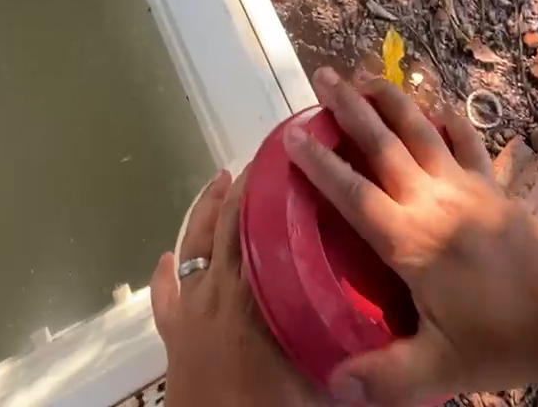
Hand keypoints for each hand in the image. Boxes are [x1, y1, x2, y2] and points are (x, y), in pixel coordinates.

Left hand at [150, 169, 328, 406]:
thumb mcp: (318, 377)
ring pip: (194, 244)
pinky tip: (168, 256)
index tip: (281, 162)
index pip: (255, 226)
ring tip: (220, 180)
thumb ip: (340, 342)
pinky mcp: (171, 333)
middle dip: (241, 189)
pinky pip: (165, 293)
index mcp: (251, 293)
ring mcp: (189, 308)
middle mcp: (216, 289)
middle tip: (259, 163)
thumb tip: (372, 316)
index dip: (265, 191)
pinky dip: (166, 271)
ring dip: (206, 210)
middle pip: (225, 224)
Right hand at [284, 67, 537, 406]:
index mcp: (410, 240)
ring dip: (390, 97)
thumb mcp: (442, 367)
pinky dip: (447, 117)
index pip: (353, 193)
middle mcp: (431, 199)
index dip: (321, 164)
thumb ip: (388, 375)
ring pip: (420, 129)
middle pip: (383, 143)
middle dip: (349, 107)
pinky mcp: (490, 182)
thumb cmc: (503, 338)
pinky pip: (465, 138)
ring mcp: (464, 184)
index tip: (293, 136)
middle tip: (324, 77)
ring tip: (364, 74)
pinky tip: (434, 102)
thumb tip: (333, 383)